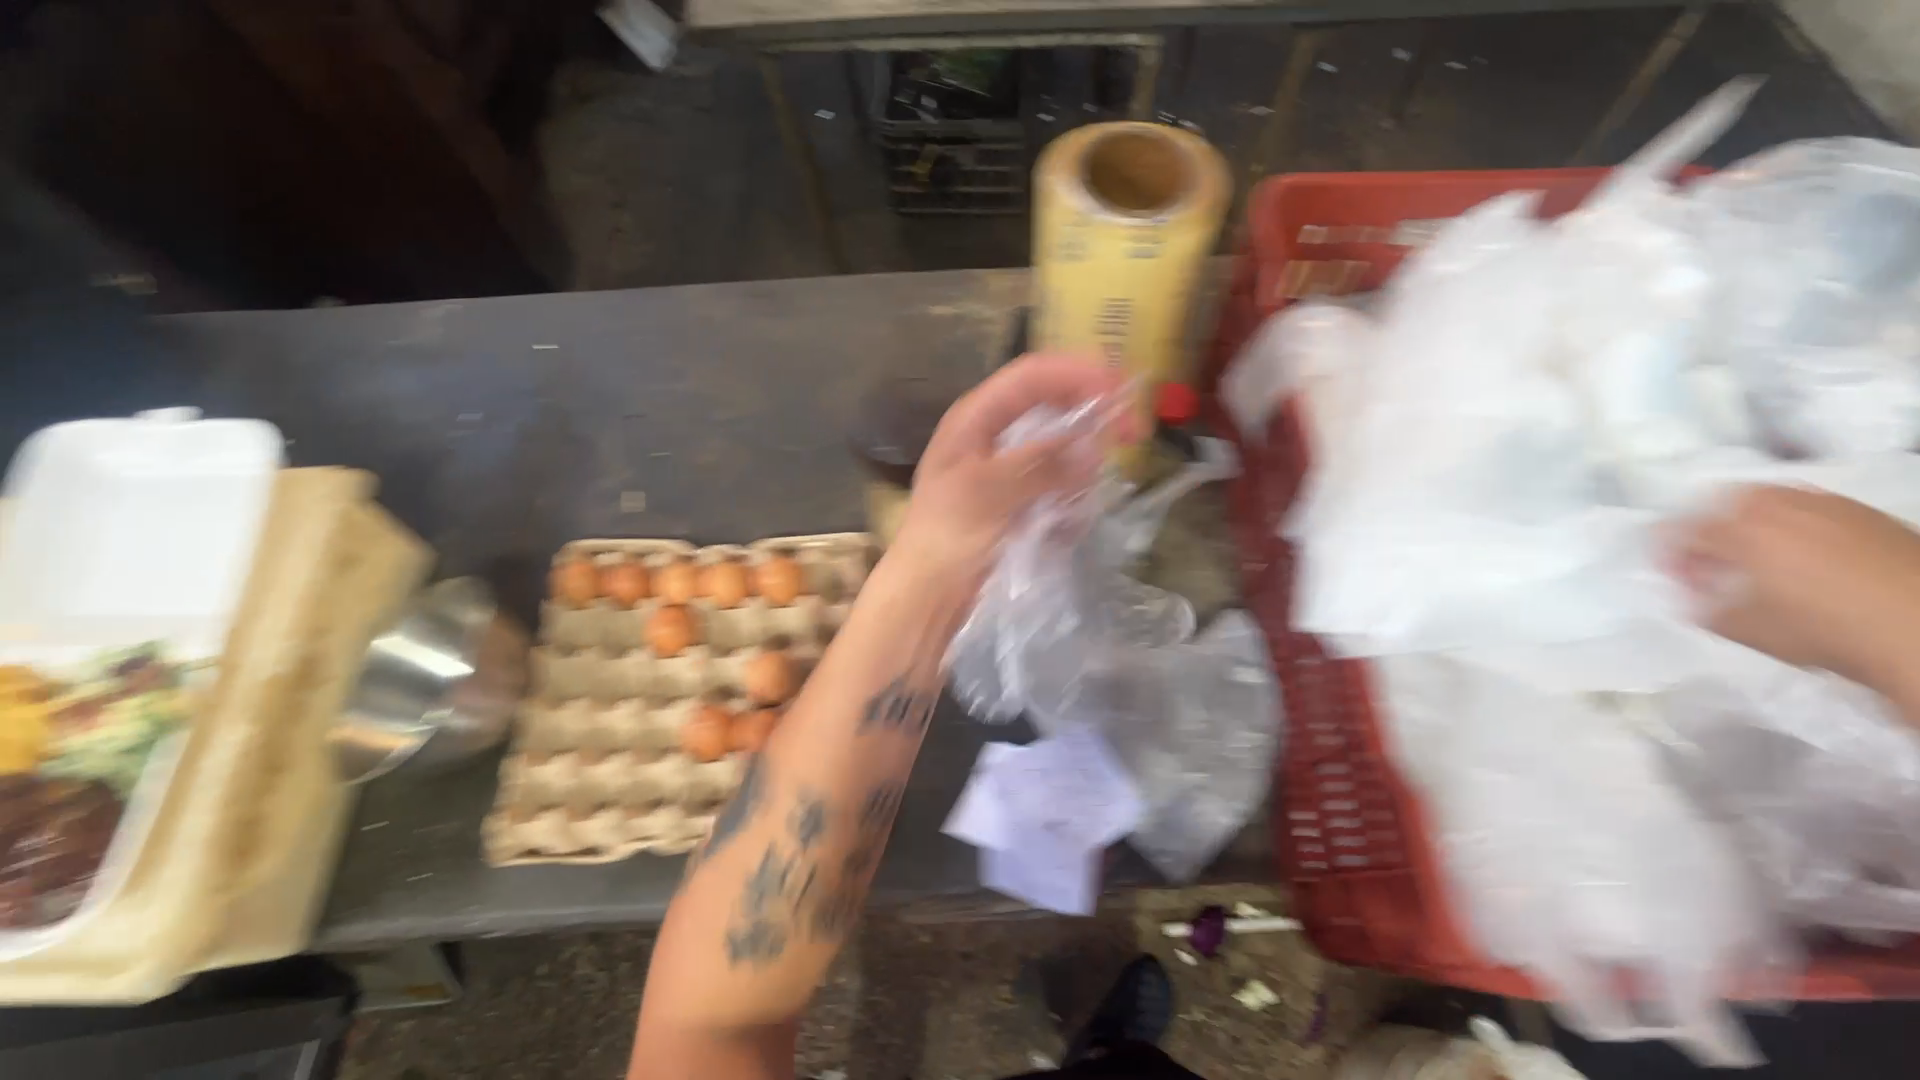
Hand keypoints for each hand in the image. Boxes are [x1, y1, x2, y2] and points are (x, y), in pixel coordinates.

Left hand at [888, 352, 1138, 588]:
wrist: (927, 593)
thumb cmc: (948, 537)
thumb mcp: (991, 492)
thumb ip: (1040, 463)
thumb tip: (1090, 446)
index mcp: (975, 418)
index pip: (1032, 375)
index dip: (1077, 373)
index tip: (1121, 389)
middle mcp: (992, 435)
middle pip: (1051, 405)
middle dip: (1089, 418)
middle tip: (1130, 436)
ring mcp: (1006, 468)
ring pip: (1060, 448)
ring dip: (1080, 466)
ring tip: (1083, 495)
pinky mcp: (1016, 500)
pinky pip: (1056, 485)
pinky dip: (1070, 497)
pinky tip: (1069, 522)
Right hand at [1668, 484, 1919, 700]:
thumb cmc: (1831, 630)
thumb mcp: (1747, 629)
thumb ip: (1703, 607)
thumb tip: (1692, 596)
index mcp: (1743, 530)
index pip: (1681, 530)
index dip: (1667, 552)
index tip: (1671, 574)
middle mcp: (1783, 507)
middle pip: (1725, 501)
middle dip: (1709, 527)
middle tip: (1709, 558)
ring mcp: (1831, 506)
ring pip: (1772, 500)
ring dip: (1752, 523)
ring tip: (1756, 556)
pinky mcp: (1869, 516)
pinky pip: (1813, 509)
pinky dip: (1795, 525)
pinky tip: (1805, 558)